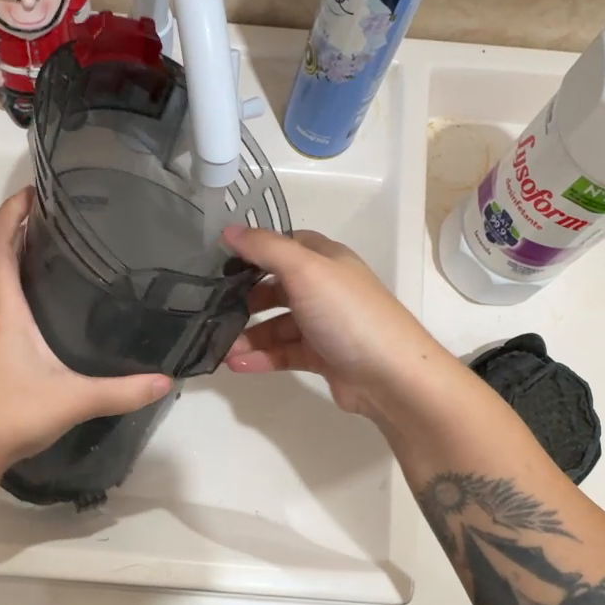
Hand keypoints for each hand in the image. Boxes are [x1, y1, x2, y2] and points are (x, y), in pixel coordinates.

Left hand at [0, 188, 171, 468]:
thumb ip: (122, 391)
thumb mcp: (73, 400)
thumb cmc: (10, 414)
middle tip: (57, 222)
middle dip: (18, 231)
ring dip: (11, 263)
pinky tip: (36, 313)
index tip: (35, 192)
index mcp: (1, 308)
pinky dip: (9, 294)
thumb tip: (166, 381)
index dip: (11, 210)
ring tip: (51, 258)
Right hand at [221, 227, 454, 417]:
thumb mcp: (305, 270)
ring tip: (222, 350)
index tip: (221, 262)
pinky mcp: (322, 358)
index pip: (285, 246)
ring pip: (277, 327)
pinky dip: (261, 358)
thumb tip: (228, 230)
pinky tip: (237, 365)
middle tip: (215, 311)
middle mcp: (325, 289)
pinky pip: (284, 354)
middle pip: (276, 289)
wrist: (388, 374)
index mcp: (326, 260)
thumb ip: (265, 248)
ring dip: (249, 337)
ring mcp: (324, 325)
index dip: (255, 251)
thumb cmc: (347, 314)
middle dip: (245, 301)